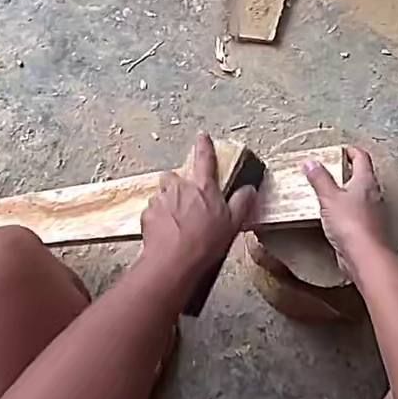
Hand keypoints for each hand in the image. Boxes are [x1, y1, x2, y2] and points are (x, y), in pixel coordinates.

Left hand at [140, 133, 257, 281]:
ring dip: (168, 202)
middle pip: (175, 176)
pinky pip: (153, 211)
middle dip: (178, 185)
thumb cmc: (205, 243)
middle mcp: (180, 188)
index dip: (204, 146)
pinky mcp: (147, 214)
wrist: (174, 262)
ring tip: (177, 222)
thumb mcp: (233, 224)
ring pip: (162, 194)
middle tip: (188, 203)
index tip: (202, 136)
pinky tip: (166, 232)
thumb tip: (250, 190)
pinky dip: (158, 218)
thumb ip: (242, 203)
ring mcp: (161, 200)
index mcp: (203, 187)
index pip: (205, 159)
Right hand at [303, 148, 393, 279]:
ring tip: (331, 189)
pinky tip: (335, 213)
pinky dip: (346, 208)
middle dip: (349, 170)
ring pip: (361, 194)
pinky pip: (357, 212)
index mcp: (365, 181)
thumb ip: (320, 179)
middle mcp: (372, 194)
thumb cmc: (351, 224)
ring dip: (347, 189)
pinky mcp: (367, 227)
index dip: (351, 151)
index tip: (341, 150)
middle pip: (363, 175)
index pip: (362, 158)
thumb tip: (311, 163)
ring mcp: (371, 212)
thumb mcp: (329, 197)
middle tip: (333, 168)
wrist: (364, 255)